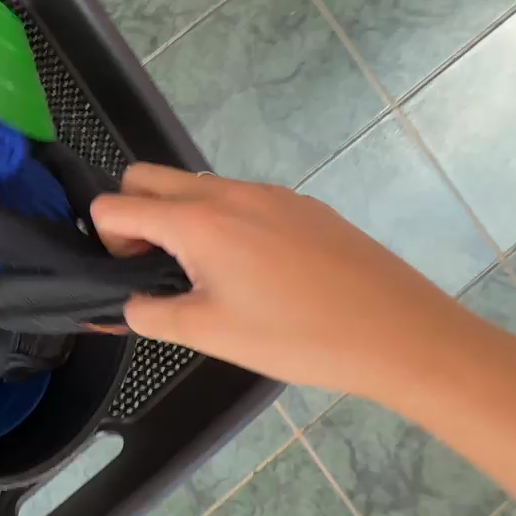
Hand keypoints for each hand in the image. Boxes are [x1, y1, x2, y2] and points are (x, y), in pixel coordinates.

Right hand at [91, 164, 470, 398]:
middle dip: (131, 213)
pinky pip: (236, 196)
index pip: (112, 206)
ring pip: (191, 184)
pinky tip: (260, 269)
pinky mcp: (300, 203)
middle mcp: (223, 192)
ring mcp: (266, 193)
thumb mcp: (209, 335)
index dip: (106, 240)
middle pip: (142, 177)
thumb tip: (122, 305)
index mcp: (194, 221)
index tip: (136, 274)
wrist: (410, 339)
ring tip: (211, 270)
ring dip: (177, 215)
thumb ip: (147, 315)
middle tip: (157, 262)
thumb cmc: (300, 337)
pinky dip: (222, 219)